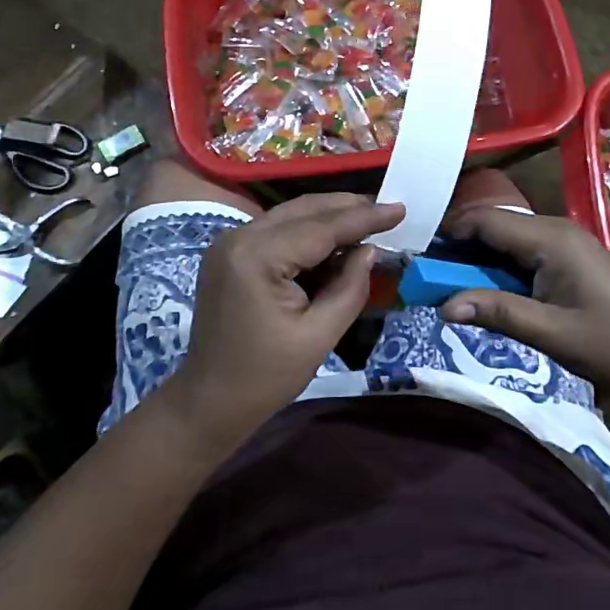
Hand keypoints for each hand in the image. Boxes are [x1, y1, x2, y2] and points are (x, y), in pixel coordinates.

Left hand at [168, 194, 403, 440]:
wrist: (210, 401)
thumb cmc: (266, 376)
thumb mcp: (319, 335)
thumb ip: (350, 287)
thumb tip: (370, 250)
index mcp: (256, 257)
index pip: (320, 227)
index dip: (364, 218)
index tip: (400, 209)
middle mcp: (238, 238)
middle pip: (302, 210)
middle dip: (347, 208)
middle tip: (388, 211)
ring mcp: (229, 243)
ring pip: (289, 216)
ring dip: (328, 218)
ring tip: (369, 221)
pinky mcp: (230, 254)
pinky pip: (276, 232)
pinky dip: (307, 233)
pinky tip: (334, 242)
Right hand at [438, 208, 609, 392]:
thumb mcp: (551, 334)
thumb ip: (497, 313)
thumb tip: (443, 305)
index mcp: (549, 239)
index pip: (484, 220)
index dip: (447, 232)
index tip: (416, 253)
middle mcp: (555, 229)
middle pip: (493, 225)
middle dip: (458, 247)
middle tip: (426, 273)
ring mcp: (565, 241)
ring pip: (507, 238)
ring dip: (477, 258)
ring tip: (447, 283)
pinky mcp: (570, 257)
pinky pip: (523, 251)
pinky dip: (499, 266)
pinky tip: (486, 288)